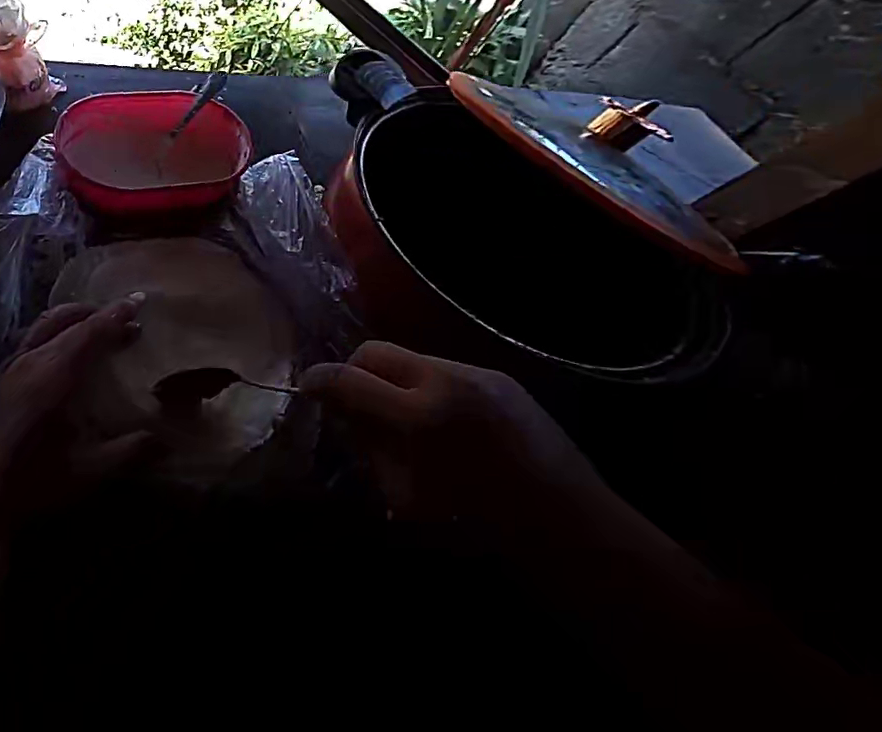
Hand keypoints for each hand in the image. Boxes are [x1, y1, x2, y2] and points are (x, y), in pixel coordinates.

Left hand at [0, 297, 150, 530]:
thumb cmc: (33, 479)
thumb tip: (164, 440)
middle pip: (64, 319)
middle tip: (122, 317)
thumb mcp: (88, 470)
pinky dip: (52, 332)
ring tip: (93, 326)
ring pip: (43, 325)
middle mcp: (31, 359)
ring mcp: (10, 366)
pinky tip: (59, 351)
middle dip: (95, 312)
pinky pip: (29, 338)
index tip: (138, 301)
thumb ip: (128, 451)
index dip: (116, 315)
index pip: (90, 331)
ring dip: (71, 318)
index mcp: (54, 372)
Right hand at [306, 341, 617, 545]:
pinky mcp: (500, 378)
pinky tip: (443, 420)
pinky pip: (443, 370)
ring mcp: (478, 374)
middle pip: (373, 351)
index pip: (346, 378)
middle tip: (356, 404)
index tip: (308, 388)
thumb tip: (339, 410)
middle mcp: (448, 381)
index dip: (318, 380)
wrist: (573, 531)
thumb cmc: (481, 528)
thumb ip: (368, 443)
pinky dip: (428, 388)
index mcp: (421, 417)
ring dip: (393, 381)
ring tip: (404, 416)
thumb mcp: (405, 493)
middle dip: (355, 372)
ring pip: (407, 358)